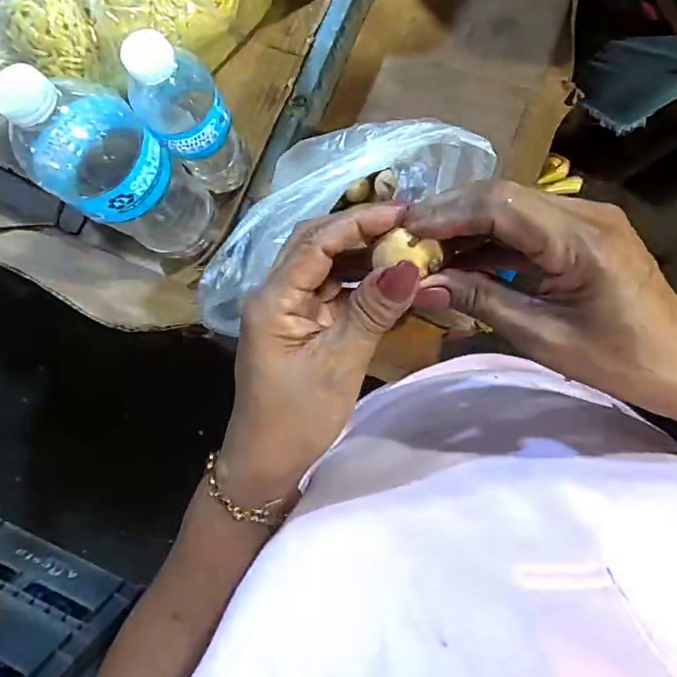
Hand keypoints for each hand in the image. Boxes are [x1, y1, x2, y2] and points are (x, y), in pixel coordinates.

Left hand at [225, 203, 448, 502]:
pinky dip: (361, 281)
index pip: (316, 242)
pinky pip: (332, 289)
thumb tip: (410, 265)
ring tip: (407, 244)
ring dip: (363, 253)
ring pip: (325, 263)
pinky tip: (391, 277)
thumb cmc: (296, 419)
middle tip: (410, 223)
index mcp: (273, 298)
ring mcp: (287, 306)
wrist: (265, 464)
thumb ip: (372, 311)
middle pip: (316, 242)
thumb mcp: (339, 364)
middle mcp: (275, 292)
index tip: (404, 213)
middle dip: (361, 228)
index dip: (359, 222)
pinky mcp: (300, 322)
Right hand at [403, 181, 676, 414]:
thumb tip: (420, 286)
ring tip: (424, 248)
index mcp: (582, 240)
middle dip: (448, 213)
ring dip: (465, 223)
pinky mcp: (582, 227)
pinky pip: (525, 220)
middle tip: (405, 238)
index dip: (446, 214)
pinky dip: (488, 235)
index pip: (500, 205)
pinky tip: (461, 255)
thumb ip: (481, 301)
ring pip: (509, 203)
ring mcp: (586, 215)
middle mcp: (585, 213)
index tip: (404, 232)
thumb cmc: (623, 361)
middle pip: (501, 194)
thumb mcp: (545, 337)